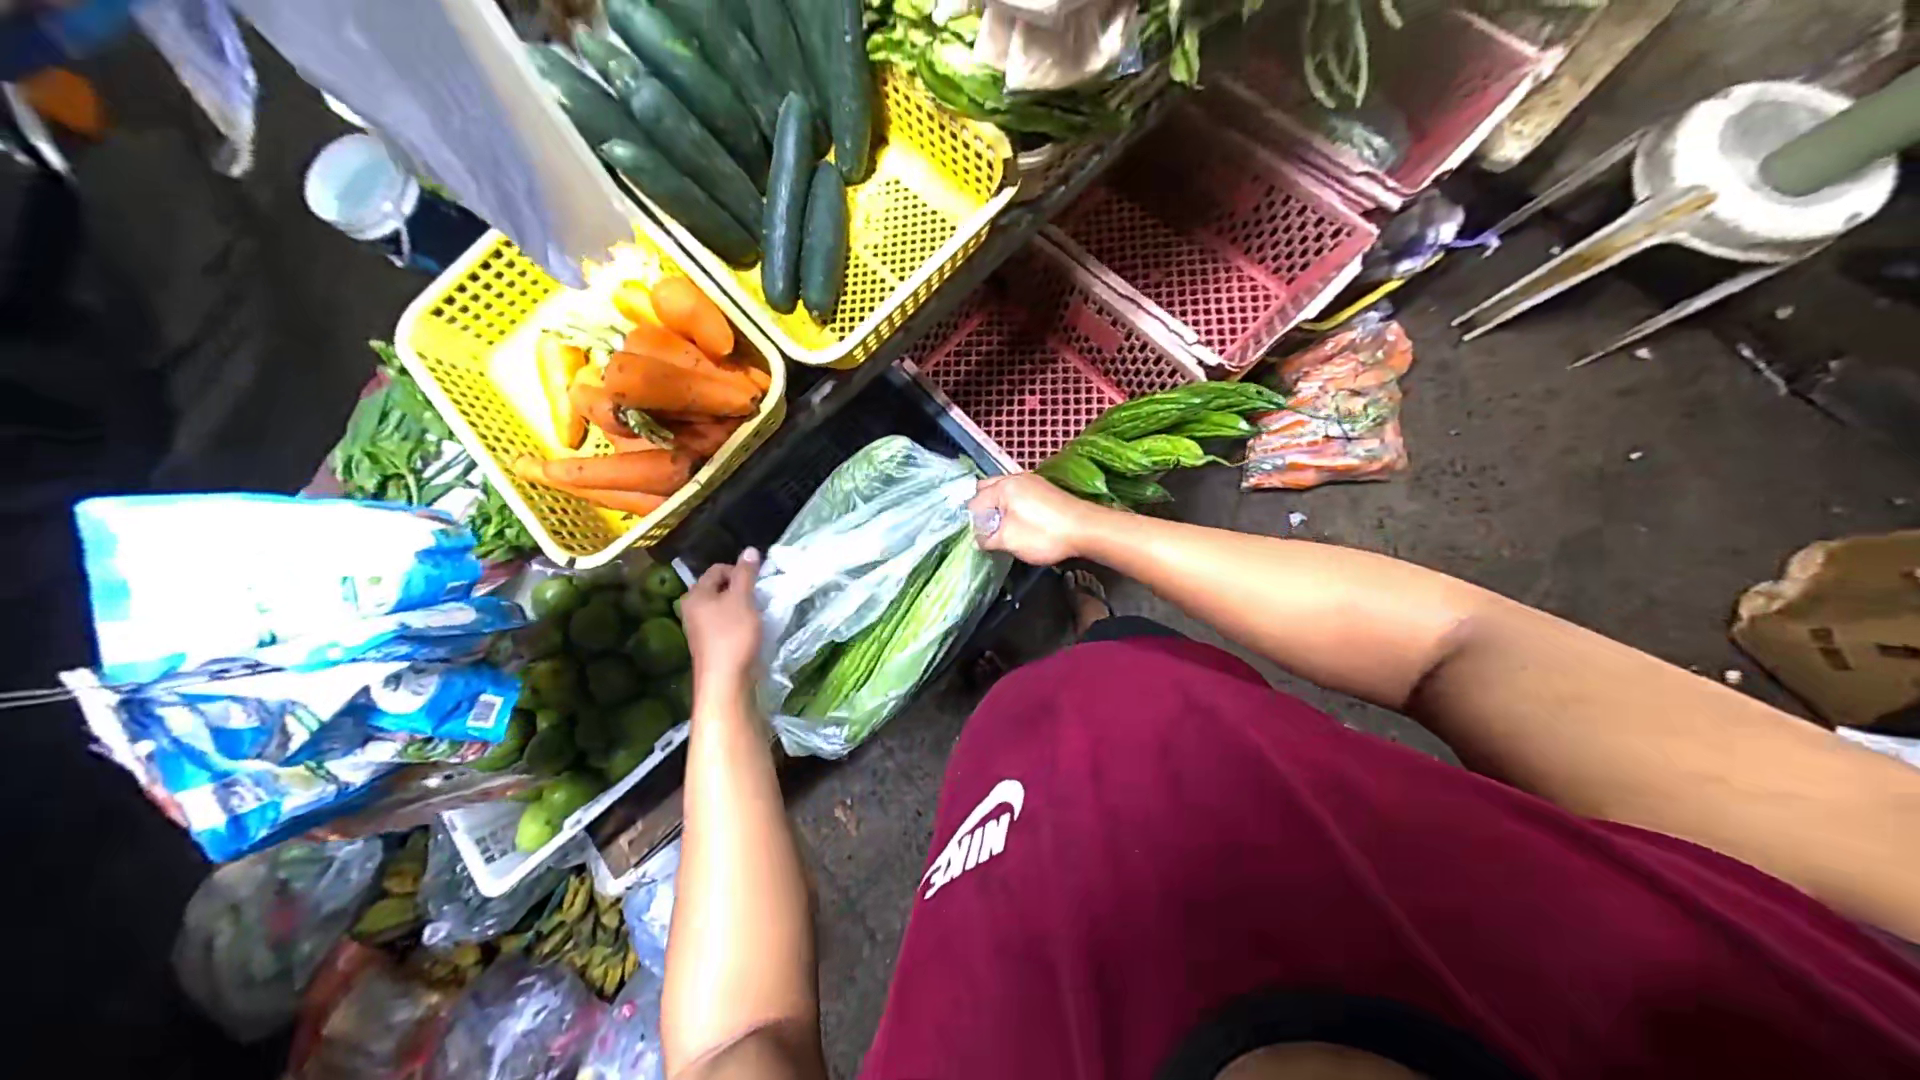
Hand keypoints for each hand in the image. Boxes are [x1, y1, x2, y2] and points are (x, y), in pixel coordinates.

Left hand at [680, 549, 762, 692]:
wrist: (725, 680)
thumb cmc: (733, 635)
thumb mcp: (743, 599)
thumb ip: (746, 573)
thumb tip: (749, 550)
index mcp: (695, 595)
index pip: (718, 569)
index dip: (739, 571)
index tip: (756, 584)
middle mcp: (691, 609)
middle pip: (719, 588)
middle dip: (740, 590)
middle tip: (757, 599)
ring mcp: (698, 628)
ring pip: (723, 607)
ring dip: (741, 607)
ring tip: (756, 615)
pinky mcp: (709, 644)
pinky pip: (724, 623)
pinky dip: (737, 622)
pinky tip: (749, 631)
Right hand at [968, 472, 1103, 566]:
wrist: (1087, 529)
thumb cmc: (1044, 534)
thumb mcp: (1008, 541)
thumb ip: (986, 538)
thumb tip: (978, 538)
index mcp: (1003, 486)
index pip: (974, 503)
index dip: (972, 522)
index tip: (978, 539)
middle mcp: (1015, 477)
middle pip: (986, 489)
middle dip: (982, 509)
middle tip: (986, 530)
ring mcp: (1032, 481)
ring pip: (1003, 490)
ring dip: (998, 507)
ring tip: (1000, 528)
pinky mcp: (1045, 490)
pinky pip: (1018, 493)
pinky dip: (1012, 505)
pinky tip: (1018, 521)